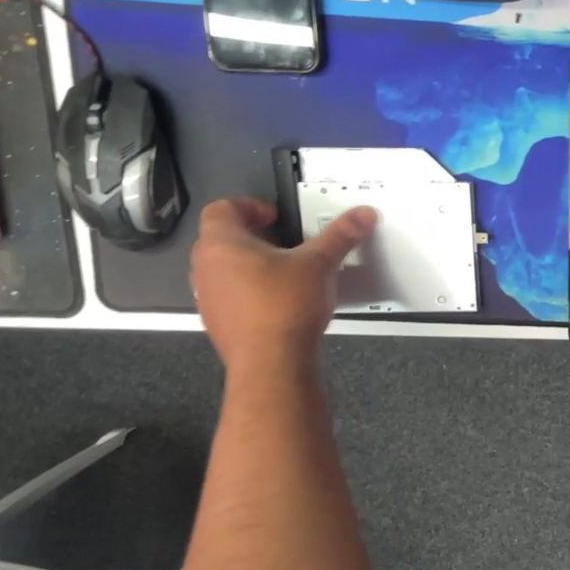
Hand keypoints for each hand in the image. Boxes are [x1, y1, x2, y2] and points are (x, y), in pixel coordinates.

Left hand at [190, 198, 377, 371]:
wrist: (271, 362)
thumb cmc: (286, 304)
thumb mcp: (319, 264)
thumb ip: (340, 236)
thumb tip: (364, 214)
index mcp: (221, 244)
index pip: (222, 209)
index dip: (250, 207)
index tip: (277, 218)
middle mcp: (205, 268)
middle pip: (221, 239)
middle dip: (254, 237)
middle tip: (286, 243)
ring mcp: (206, 297)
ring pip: (224, 269)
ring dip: (250, 265)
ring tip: (285, 273)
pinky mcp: (217, 322)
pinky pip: (229, 295)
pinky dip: (250, 291)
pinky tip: (280, 303)